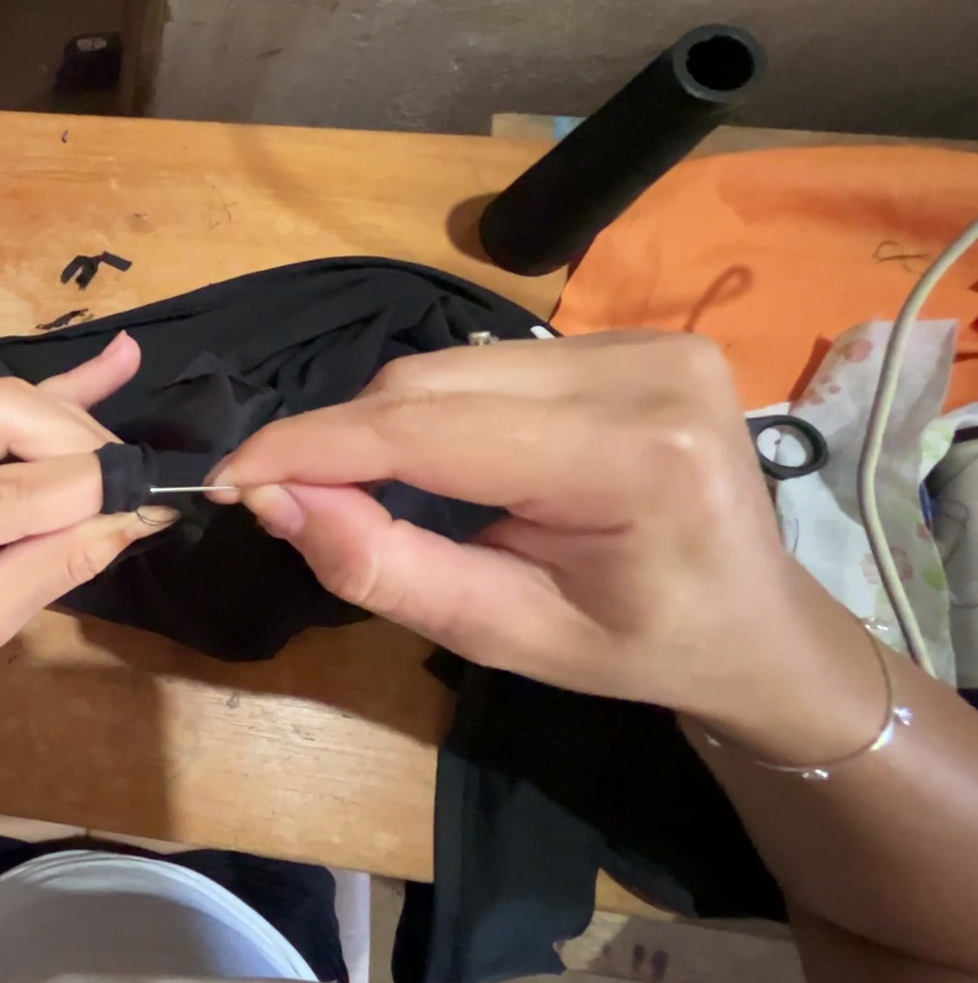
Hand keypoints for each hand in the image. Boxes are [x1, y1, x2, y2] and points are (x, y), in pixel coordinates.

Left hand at [0, 333, 175, 701]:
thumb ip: (54, 564)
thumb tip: (134, 514)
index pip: (1, 489)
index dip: (84, 487)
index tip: (148, 497)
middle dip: (76, 440)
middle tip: (129, 480)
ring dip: (65, 423)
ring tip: (115, 461)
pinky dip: (53, 388)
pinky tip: (118, 359)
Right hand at [210, 331, 887, 764]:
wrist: (755, 623)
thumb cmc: (631, 647)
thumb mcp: (495, 635)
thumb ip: (378, 567)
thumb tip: (273, 499)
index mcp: (632, 460)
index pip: (421, 431)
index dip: (304, 447)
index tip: (228, 477)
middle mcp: (640, 372)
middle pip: (418, 388)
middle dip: (327, 442)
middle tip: (280, 498)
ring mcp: (635, 340)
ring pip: (430, 369)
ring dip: (364, 426)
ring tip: (347, 486)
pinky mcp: (617, 335)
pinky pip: (463, 365)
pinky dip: (407, 411)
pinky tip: (409, 456)